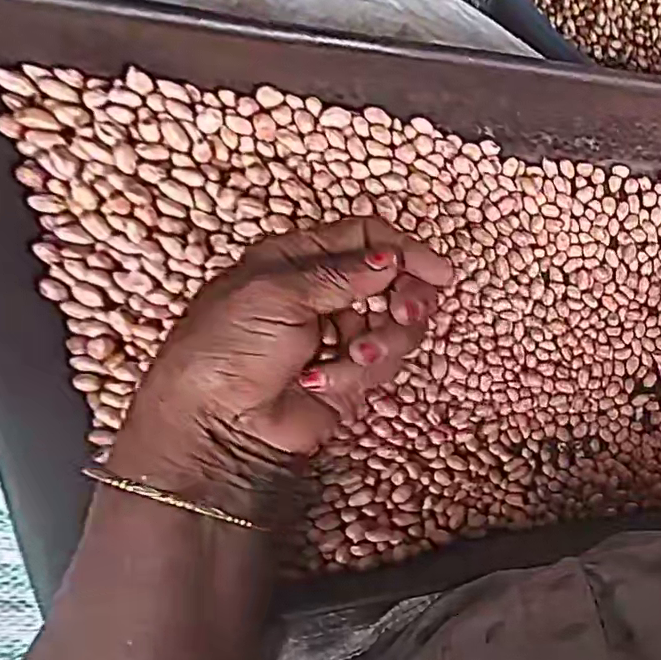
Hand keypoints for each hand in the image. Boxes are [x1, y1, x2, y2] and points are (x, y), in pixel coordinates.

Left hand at [107, 218, 455, 509]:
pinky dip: (363, 371)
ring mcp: (345, 334)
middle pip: (396, 282)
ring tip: (356, 356)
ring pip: (399, 326)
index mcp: (300, 259)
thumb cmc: (228, 348)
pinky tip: (328, 379)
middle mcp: (327, 293)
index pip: (367, 238)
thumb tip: (393, 257)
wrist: (222, 421)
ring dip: (385, 341)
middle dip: (408, 299)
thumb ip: (342, 274)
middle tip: (405, 315)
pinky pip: (386, 362)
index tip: (439, 272)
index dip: (406, 251)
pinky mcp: (357, 372)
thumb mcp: (277, 293)